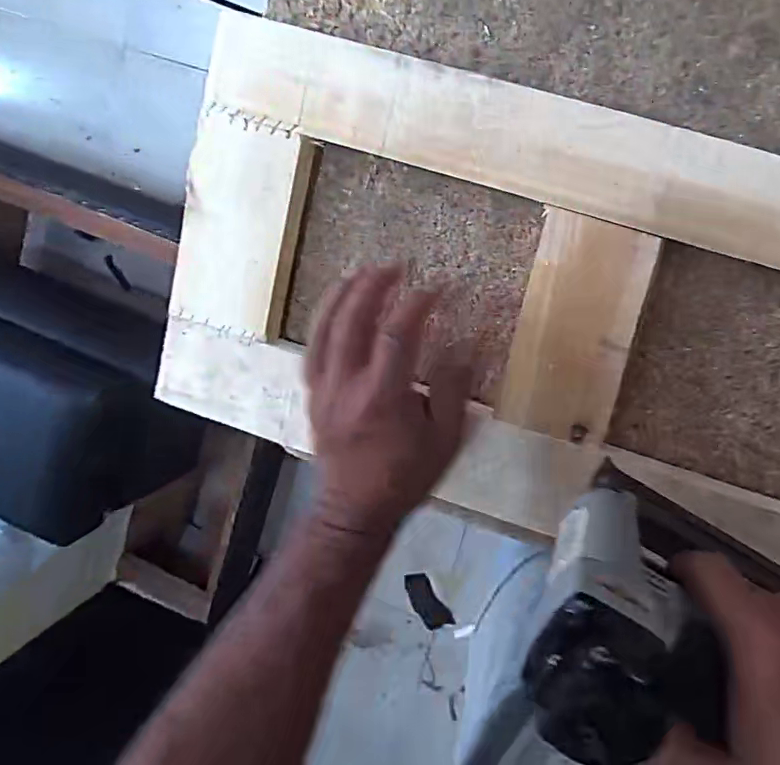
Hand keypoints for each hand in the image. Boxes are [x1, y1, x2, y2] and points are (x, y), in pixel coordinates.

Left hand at [303, 263, 472, 538]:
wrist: (354, 513)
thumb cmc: (406, 476)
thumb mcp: (445, 436)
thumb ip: (453, 388)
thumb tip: (465, 344)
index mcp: (382, 397)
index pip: (396, 336)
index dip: (417, 305)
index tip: (438, 287)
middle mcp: (346, 387)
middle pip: (352, 324)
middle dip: (372, 289)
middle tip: (394, 266)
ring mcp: (323, 391)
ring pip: (324, 332)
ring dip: (343, 297)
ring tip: (361, 273)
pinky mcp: (314, 396)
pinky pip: (314, 350)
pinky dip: (325, 322)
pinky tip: (336, 309)